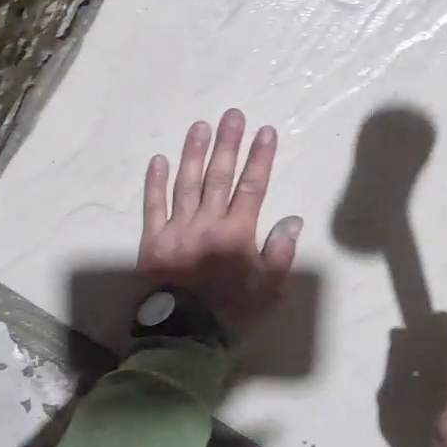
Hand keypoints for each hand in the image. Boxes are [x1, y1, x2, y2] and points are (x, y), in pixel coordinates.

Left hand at [139, 108, 303, 331]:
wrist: (185, 331)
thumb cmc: (232, 311)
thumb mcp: (269, 288)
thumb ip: (281, 253)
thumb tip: (293, 220)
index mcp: (238, 232)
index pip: (252, 186)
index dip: (260, 157)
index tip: (266, 131)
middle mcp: (208, 222)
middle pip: (219, 175)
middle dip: (228, 143)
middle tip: (232, 115)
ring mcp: (178, 228)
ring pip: (187, 183)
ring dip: (194, 152)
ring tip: (200, 126)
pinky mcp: (152, 239)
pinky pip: (153, 205)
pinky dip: (155, 182)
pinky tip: (159, 159)